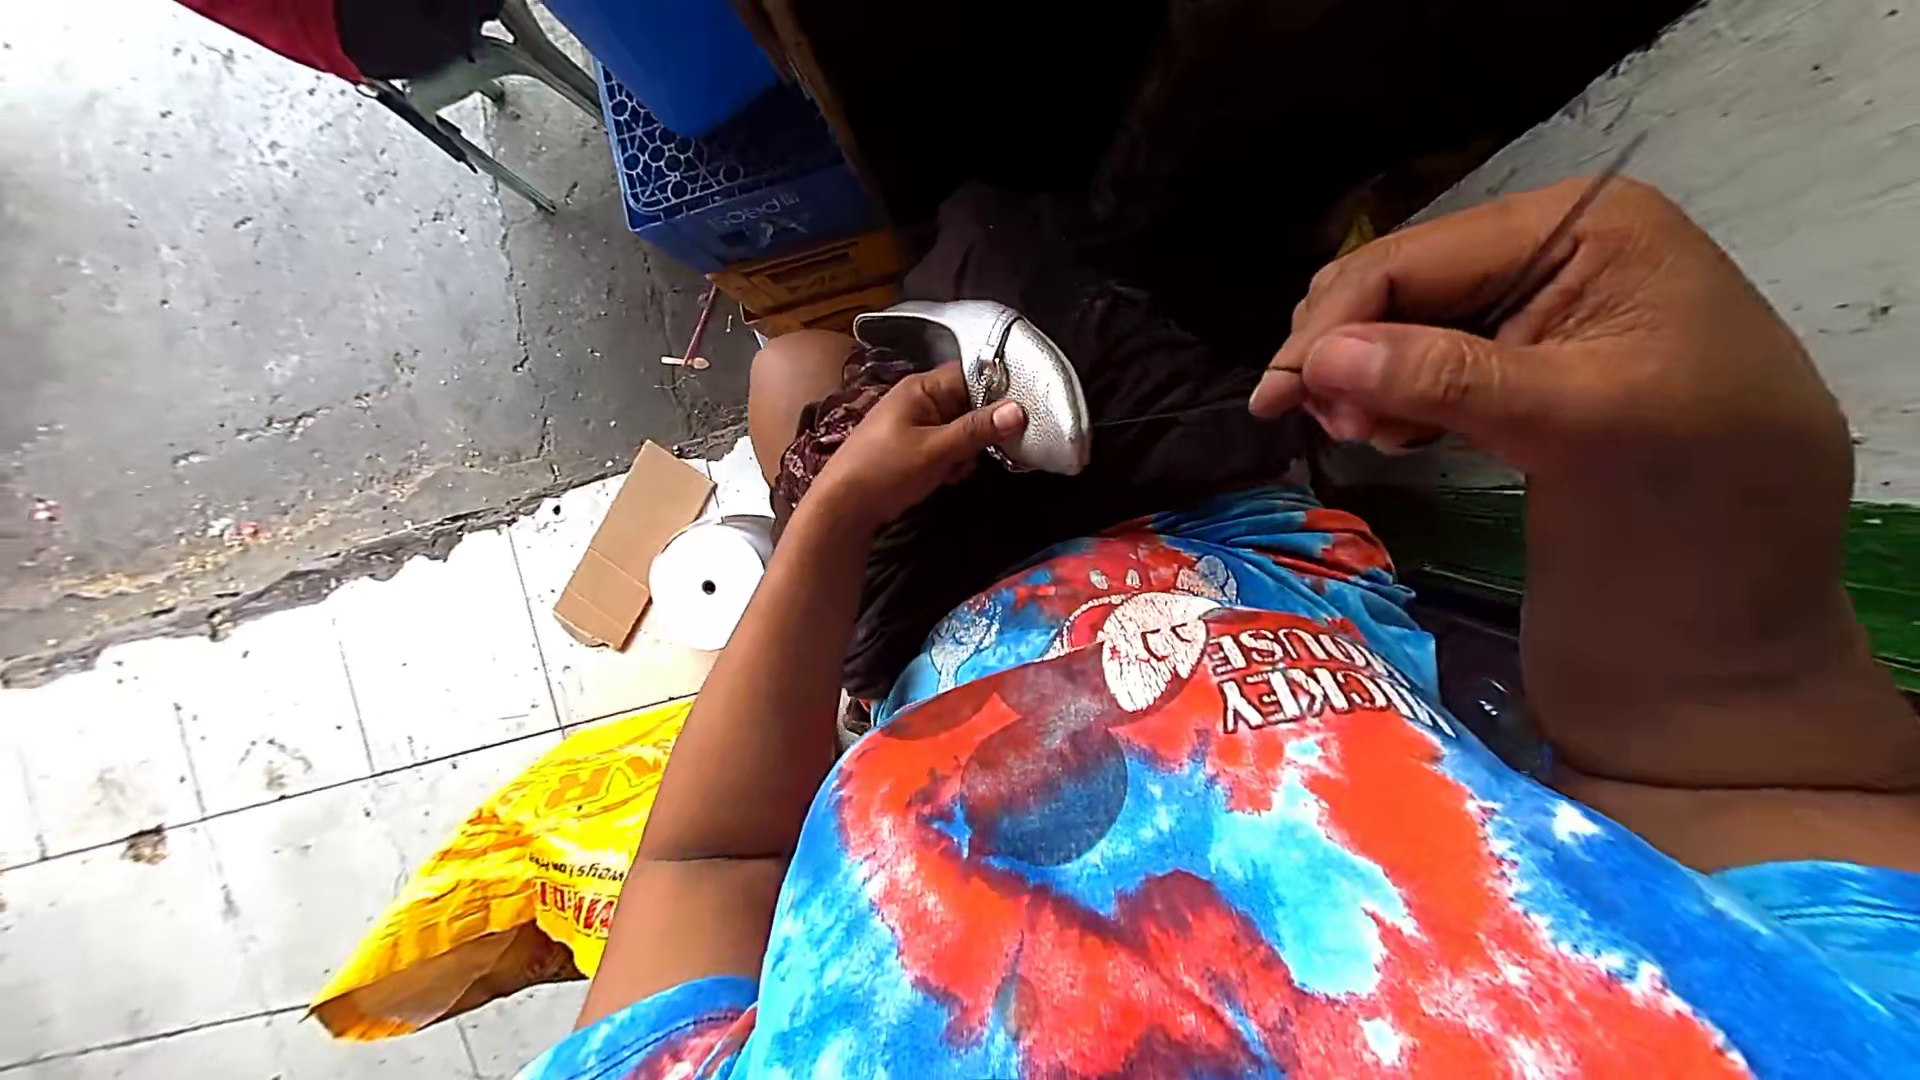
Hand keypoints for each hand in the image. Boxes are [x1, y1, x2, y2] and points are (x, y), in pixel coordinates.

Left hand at [810, 362, 1026, 531]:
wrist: (844, 507)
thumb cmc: (884, 471)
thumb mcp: (935, 450)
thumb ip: (977, 430)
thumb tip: (1019, 411)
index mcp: (922, 388)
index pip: (972, 374)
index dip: (998, 390)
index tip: (1019, 413)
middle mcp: (921, 401)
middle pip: (971, 405)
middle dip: (981, 431)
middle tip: (980, 451)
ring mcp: (919, 426)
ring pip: (963, 432)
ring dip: (966, 452)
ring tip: (953, 469)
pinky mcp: (918, 449)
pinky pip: (949, 449)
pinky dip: (953, 463)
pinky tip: (946, 477)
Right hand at [1251, 177, 1918, 790]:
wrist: (1718, 595)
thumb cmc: (1692, 498)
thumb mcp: (1582, 422)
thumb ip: (1447, 378)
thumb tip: (1318, 358)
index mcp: (1581, 230)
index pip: (1404, 260)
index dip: (1327, 327)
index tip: (1275, 400)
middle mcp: (1540, 257)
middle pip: (1382, 288)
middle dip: (1338, 354)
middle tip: (1332, 426)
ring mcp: (1513, 316)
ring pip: (1380, 330)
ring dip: (1351, 381)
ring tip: (1366, 437)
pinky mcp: (1492, 369)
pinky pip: (1399, 368)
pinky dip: (1375, 401)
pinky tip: (1390, 436)